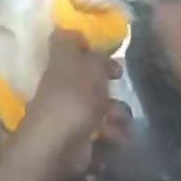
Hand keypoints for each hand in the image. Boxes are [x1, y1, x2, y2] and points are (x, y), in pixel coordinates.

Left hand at [2, 32, 126, 180]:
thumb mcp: (95, 66)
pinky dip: (112, 130)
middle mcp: (62, 78)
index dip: (81, 39)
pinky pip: (99, 125)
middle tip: (119, 78)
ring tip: (122, 118)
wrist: (57, 141)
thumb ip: (102, 58)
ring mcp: (69, 105)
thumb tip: (107, 58)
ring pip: (96, 100)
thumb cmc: (76, 93)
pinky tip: (120, 135)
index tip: (99, 46)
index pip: (65, 38)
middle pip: (85, 71)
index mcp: (62, 56)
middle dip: (106, 78)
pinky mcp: (76, 130)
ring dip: (115, 109)